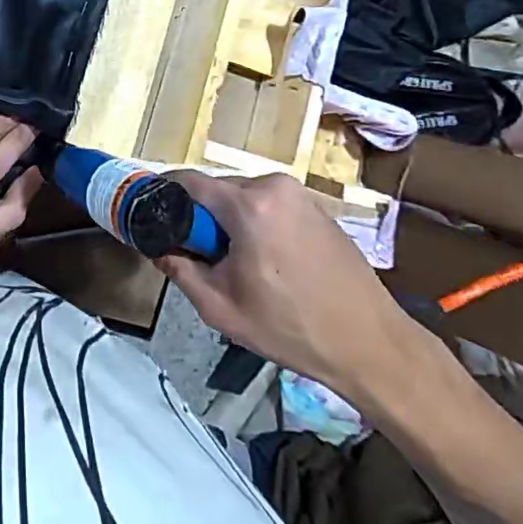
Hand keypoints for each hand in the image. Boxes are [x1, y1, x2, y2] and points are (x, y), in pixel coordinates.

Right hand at [154, 172, 414, 400]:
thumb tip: (159, 251)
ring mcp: (300, 194)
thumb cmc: (291, 327)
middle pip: (218, 189)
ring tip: (234, 261)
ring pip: (244, 196)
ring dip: (229, 219)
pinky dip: (256, 221)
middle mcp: (274, 186)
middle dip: (201, 215)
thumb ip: (181, 272)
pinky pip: (270, 204)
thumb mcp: (221, 308)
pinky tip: (265, 259)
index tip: (153, 215)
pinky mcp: (316, 206)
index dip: (165, 194)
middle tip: (198, 253)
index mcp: (249, 205)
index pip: (190, 181)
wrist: (370, 342)